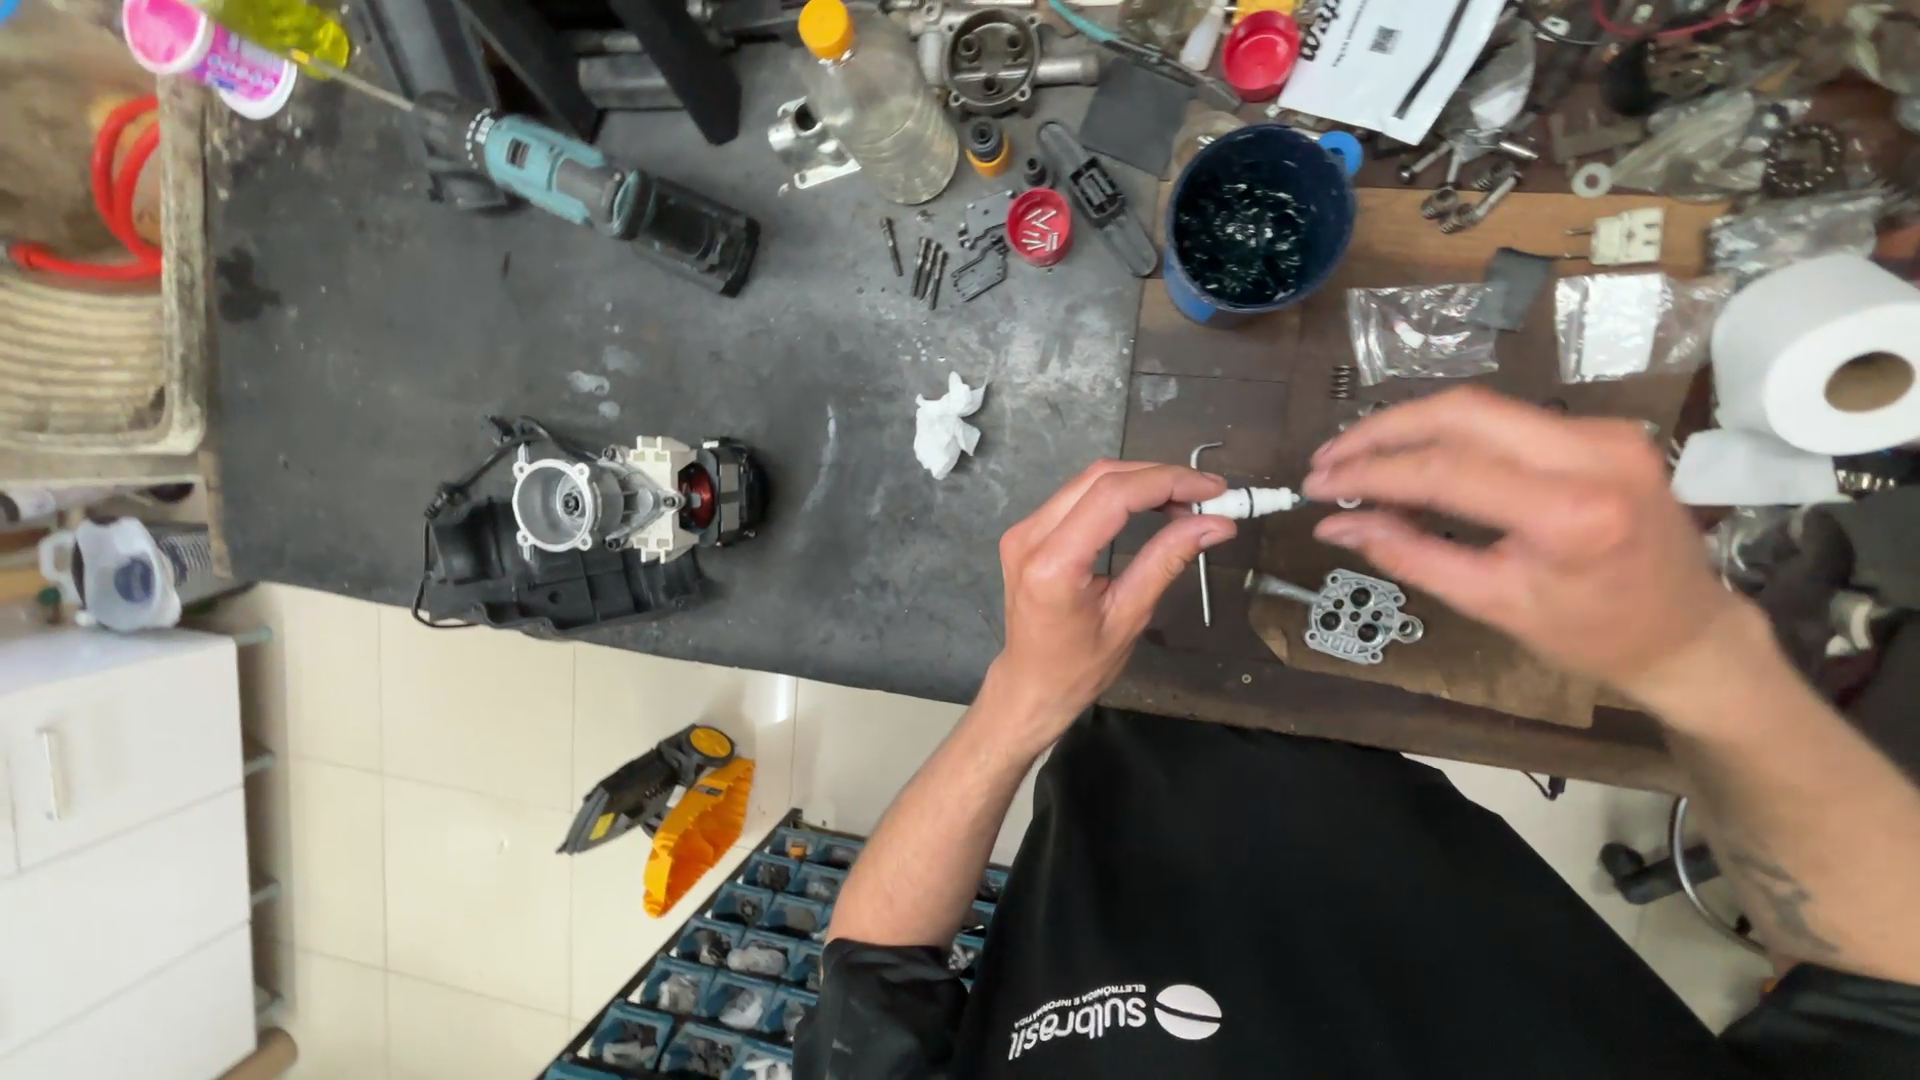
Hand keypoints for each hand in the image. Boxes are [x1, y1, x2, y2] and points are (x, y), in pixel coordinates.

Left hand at [985, 461, 1234, 748]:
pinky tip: (1151, 505)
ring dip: (1140, 481)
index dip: (1167, 482)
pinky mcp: (1027, 532)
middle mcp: (1029, 536)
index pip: (1112, 496)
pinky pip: (1077, 496)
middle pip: (1100, 478)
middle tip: (1206, 494)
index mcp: (1052, 564)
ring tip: (1186, 501)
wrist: (1031, 684)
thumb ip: (1167, 561)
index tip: (1213, 489)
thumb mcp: (1130, 616)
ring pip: (1088, 480)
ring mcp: (1023, 530)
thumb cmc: (1079, 665)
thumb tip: (1217, 524)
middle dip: (1159, 477)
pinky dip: (1118, 494)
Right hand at [1301, 387, 1748, 705]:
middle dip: (1381, 430)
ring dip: (1407, 429)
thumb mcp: (1489, 602)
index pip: (1445, 469)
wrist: (1688, 631)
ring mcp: (1602, 434)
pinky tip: (1410, 464)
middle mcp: (1593, 454)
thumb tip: (1334, 525)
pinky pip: (1501, 421)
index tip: (1317, 484)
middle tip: (1328, 458)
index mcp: (1570, 511)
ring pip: (1477, 407)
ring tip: (1355, 460)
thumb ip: (1406, 555)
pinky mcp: (1598, 431)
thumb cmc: (1590, 632)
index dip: (1369, 472)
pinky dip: (1443, 438)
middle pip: (1460, 412)